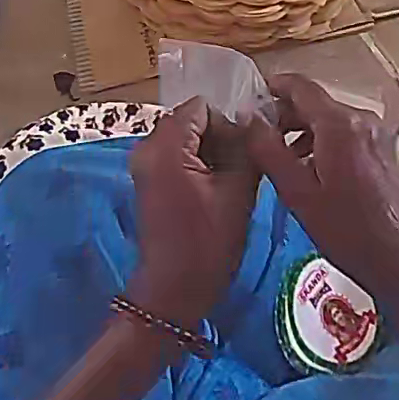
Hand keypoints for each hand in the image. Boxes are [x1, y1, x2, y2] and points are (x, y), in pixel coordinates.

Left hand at [127, 97, 260, 326]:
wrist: (173, 291)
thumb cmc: (207, 243)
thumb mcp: (237, 192)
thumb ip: (247, 148)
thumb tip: (254, 122)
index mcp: (165, 146)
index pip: (201, 108)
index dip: (228, 124)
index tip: (246, 151)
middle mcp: (147, 147)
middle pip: (191, 120)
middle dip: (219, 138)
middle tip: (242, 168)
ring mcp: (144, 164)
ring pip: (186, 137)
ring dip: (210, 151)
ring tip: (231, 181)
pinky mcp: (147, 179)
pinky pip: (177, 154)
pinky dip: (197, 163)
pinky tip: (216, 189)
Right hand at [246, 75, 398, 335]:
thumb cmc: (346, 229)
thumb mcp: (297, 192)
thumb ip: (268, 150)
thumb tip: (248, 118)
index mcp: (339, 123)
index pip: (299, 86)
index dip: (271, 87)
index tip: (248, 100)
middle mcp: (359, 118)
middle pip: (313, 102)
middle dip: (283, 114)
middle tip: (256, 135)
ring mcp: (374, 133)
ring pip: (327, 118)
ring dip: (300, 130)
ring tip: (277, 156)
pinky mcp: (381, 150)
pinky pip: (342, 133)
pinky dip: (320, 141)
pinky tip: (307, 169)